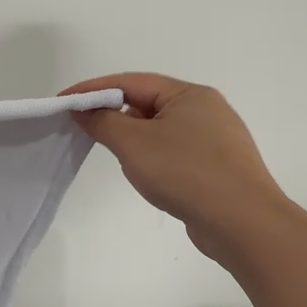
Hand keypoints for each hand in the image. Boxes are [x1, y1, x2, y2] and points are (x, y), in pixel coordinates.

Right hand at [61, 73, 293, 262]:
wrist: (243, 223)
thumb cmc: (185, 173)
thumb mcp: (132, 143)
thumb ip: (102, 120)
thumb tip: (83, 110)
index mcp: (189, 95)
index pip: (130, 82)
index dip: (92, 90)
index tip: (62, 102)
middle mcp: (207, 110)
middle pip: (146, 102)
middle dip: (112, 112)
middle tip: (82, 125)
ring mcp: (216, 139)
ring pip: (160, 127)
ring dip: (132, 135)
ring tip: (112, 151)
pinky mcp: (218, 165)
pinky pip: (174, 149)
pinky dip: (151, 153)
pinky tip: (144, 171)